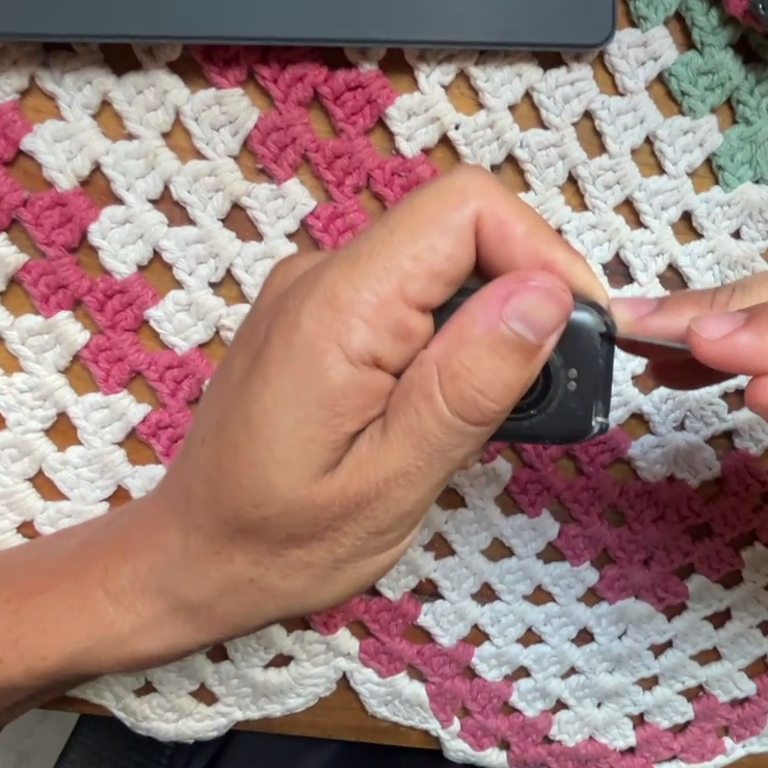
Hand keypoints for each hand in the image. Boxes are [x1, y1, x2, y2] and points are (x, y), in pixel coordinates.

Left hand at [108, 167, 604, 661]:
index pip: (464, 210)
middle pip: (461, 231)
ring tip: (494, 407)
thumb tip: (546, 295)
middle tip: (544, 387)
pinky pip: (414, 294)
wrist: (190, 557)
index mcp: (340, 308)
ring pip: (445, 265)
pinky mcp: (325, 313)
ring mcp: (320, 290)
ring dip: (491, 323)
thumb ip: (468, 385)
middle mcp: (324, 275)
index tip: (576, 331)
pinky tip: (447, 402)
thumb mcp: (393, 481)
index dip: (539, 253)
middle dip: (524, 295)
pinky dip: (455, 337)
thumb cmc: (280, 541)